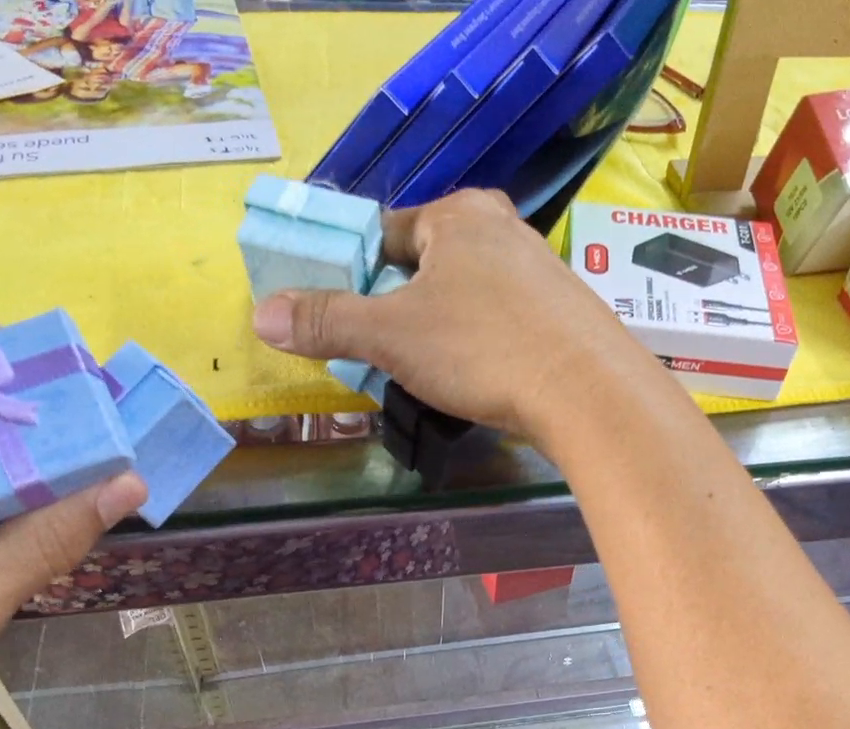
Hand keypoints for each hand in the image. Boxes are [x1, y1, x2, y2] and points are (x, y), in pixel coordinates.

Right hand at [250, 189, 661, 441]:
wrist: (588, 393)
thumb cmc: (482, 348)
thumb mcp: (390, 335)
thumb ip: (325, 320)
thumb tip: (261, 314)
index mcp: (458, 215)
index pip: (384, 233)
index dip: (354, 273)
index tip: (342, 317)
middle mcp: (502, 228)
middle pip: (426, 264)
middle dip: (398, 305)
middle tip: (382, 351)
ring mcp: (540, 269)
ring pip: (465, 294)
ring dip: (439, 327)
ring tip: (429, 371)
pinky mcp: (563, 311)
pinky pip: (501, 319)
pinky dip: (480, 343)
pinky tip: (480, 376)